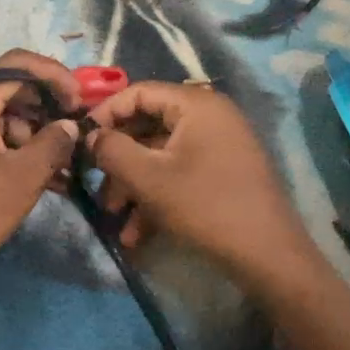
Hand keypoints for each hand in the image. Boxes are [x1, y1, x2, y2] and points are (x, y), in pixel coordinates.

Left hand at [0, 50, 80, 275]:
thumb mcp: (23, 178)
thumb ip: (53, 143)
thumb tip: (69, 125)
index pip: (17, 64)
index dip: (54, 75)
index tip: (79, 100)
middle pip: (7, 88)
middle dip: (44, 108)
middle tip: (73, 133)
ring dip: (30, 133)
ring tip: (60, 165)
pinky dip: (9, 146)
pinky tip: (37, 173)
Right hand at [87, 82, 316, 283]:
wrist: (269, 257)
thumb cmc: (205, 206)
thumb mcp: (148, 178)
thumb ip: (111, 150)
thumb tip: (90, 136)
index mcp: (196, 104)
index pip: (138, 92)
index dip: (104, 114)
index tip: (80, 141)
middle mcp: (209, 117)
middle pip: (148, 127)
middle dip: (117, 160)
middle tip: (95, 186)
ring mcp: (218, 147)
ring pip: (160, 156)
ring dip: (132, 186)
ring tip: (114, 218)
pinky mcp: (222, 175)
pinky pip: (179, 175)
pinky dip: (156, 198)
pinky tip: (136, 235)